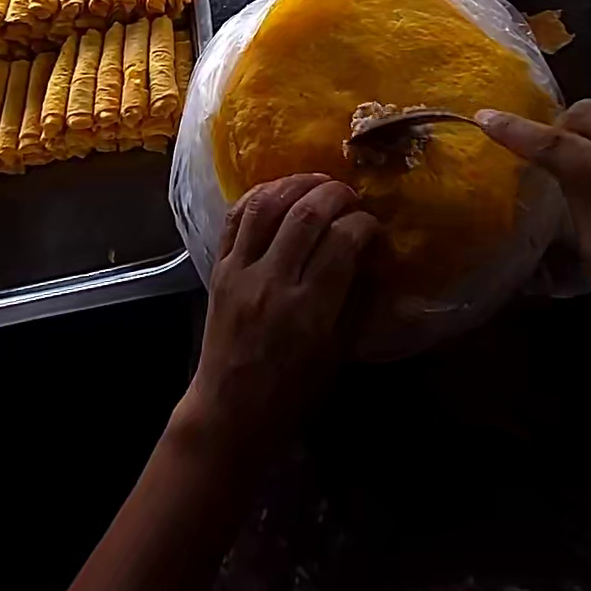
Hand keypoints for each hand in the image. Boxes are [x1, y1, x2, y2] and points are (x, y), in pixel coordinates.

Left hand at [180, 174, 378, 449]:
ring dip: (295, 184)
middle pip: (304, 216)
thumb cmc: (292, 391)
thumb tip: (373, 256)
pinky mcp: (218, 266)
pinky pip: (234, 217)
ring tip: (318, 181)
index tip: (372, 224)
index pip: (342, 244)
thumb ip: (356, 302)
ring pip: (266, 207)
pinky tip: (278, 190)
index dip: (363, 223)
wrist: (230, 409)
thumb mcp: (337, 354)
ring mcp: (239, 271)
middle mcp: (273, 283)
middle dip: (334, 194)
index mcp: (309, 311)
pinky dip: (257, 195)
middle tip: (350, 194)